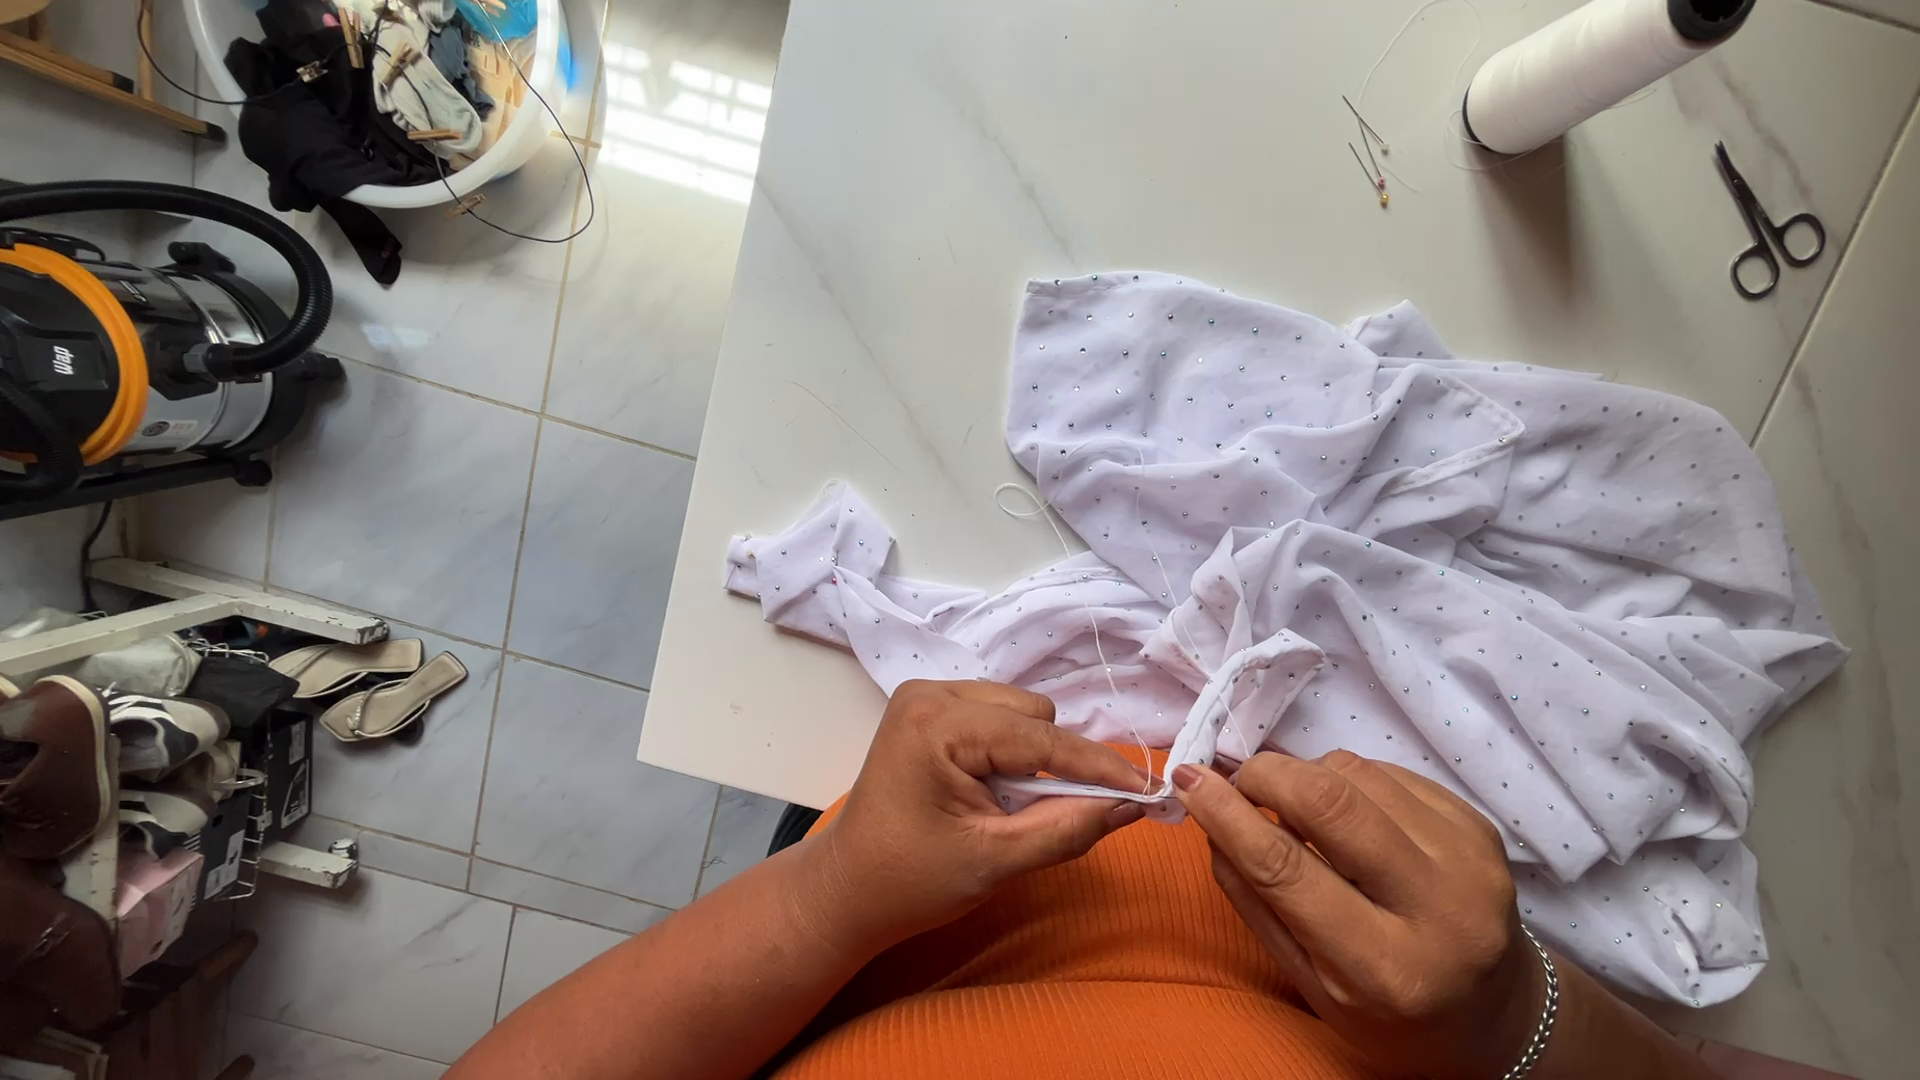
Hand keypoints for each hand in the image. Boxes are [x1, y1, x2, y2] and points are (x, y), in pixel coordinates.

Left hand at [808, 679, 1146, 951]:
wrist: (848, 888)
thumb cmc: (911, 881)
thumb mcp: (995, 861)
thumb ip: (1067, 828)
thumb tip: (1130, 805)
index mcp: (937, 725)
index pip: (1038, 739)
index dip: (1097, 766)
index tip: (1149, 788)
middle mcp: (931, 693)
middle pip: (1032, 714)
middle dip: (1056, 763)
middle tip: (1052, 814)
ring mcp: (927, 695)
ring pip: (1019, 710)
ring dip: (1034, 755)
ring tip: (1010, 805)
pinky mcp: (929, 707)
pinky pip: (998, 715)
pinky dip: (1012, 749)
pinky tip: (994, 787)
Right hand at [1173, 750, 1544, 1079]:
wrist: (1496, 1014)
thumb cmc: (1384, 1010)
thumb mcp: (1305, 977)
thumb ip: (1251, 896)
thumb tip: (1208, 811)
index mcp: (1386, 969)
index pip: (1285, 868)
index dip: (1226, 813)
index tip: (1187, 777)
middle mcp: (1440, 910)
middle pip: (1328, 802)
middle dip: (1264, 775)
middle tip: (1237, 781)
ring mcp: (1470, 859)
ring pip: (1352, 771)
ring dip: (1303, 775)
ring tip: (1298, 810)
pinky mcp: (1478, 824)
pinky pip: (1383, 768)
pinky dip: (1343, 777)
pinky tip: (1347, 813)